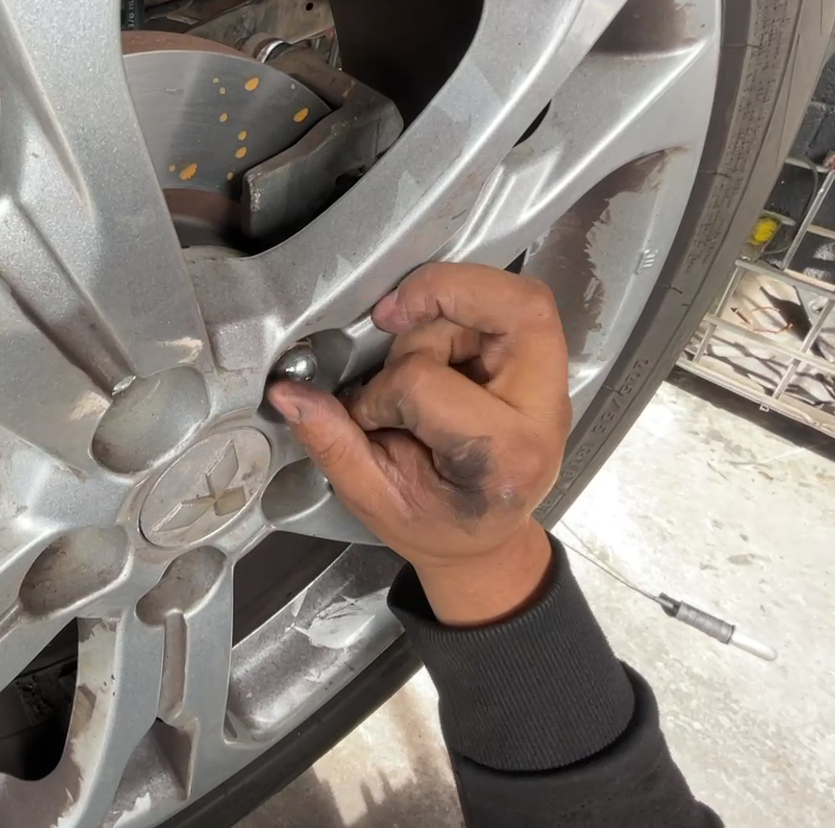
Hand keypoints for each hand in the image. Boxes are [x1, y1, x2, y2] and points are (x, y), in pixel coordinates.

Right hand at [267, 263, 573, 625]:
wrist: (484, 543)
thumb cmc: (431, 524)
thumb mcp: (371, 496)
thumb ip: (330, 441)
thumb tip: (285, 391)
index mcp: (502, 456)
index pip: (427, 384)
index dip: (381, 393)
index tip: (369, 418)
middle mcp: (542, 411)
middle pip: (519, 308)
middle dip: (442, 291)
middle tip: (389, 316)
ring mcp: (549, 385)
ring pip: (507, 301)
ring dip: (443, 313)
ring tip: (413, 359)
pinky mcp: (540, 367)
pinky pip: (507, 309)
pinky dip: (459, 310)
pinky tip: (430, 343)